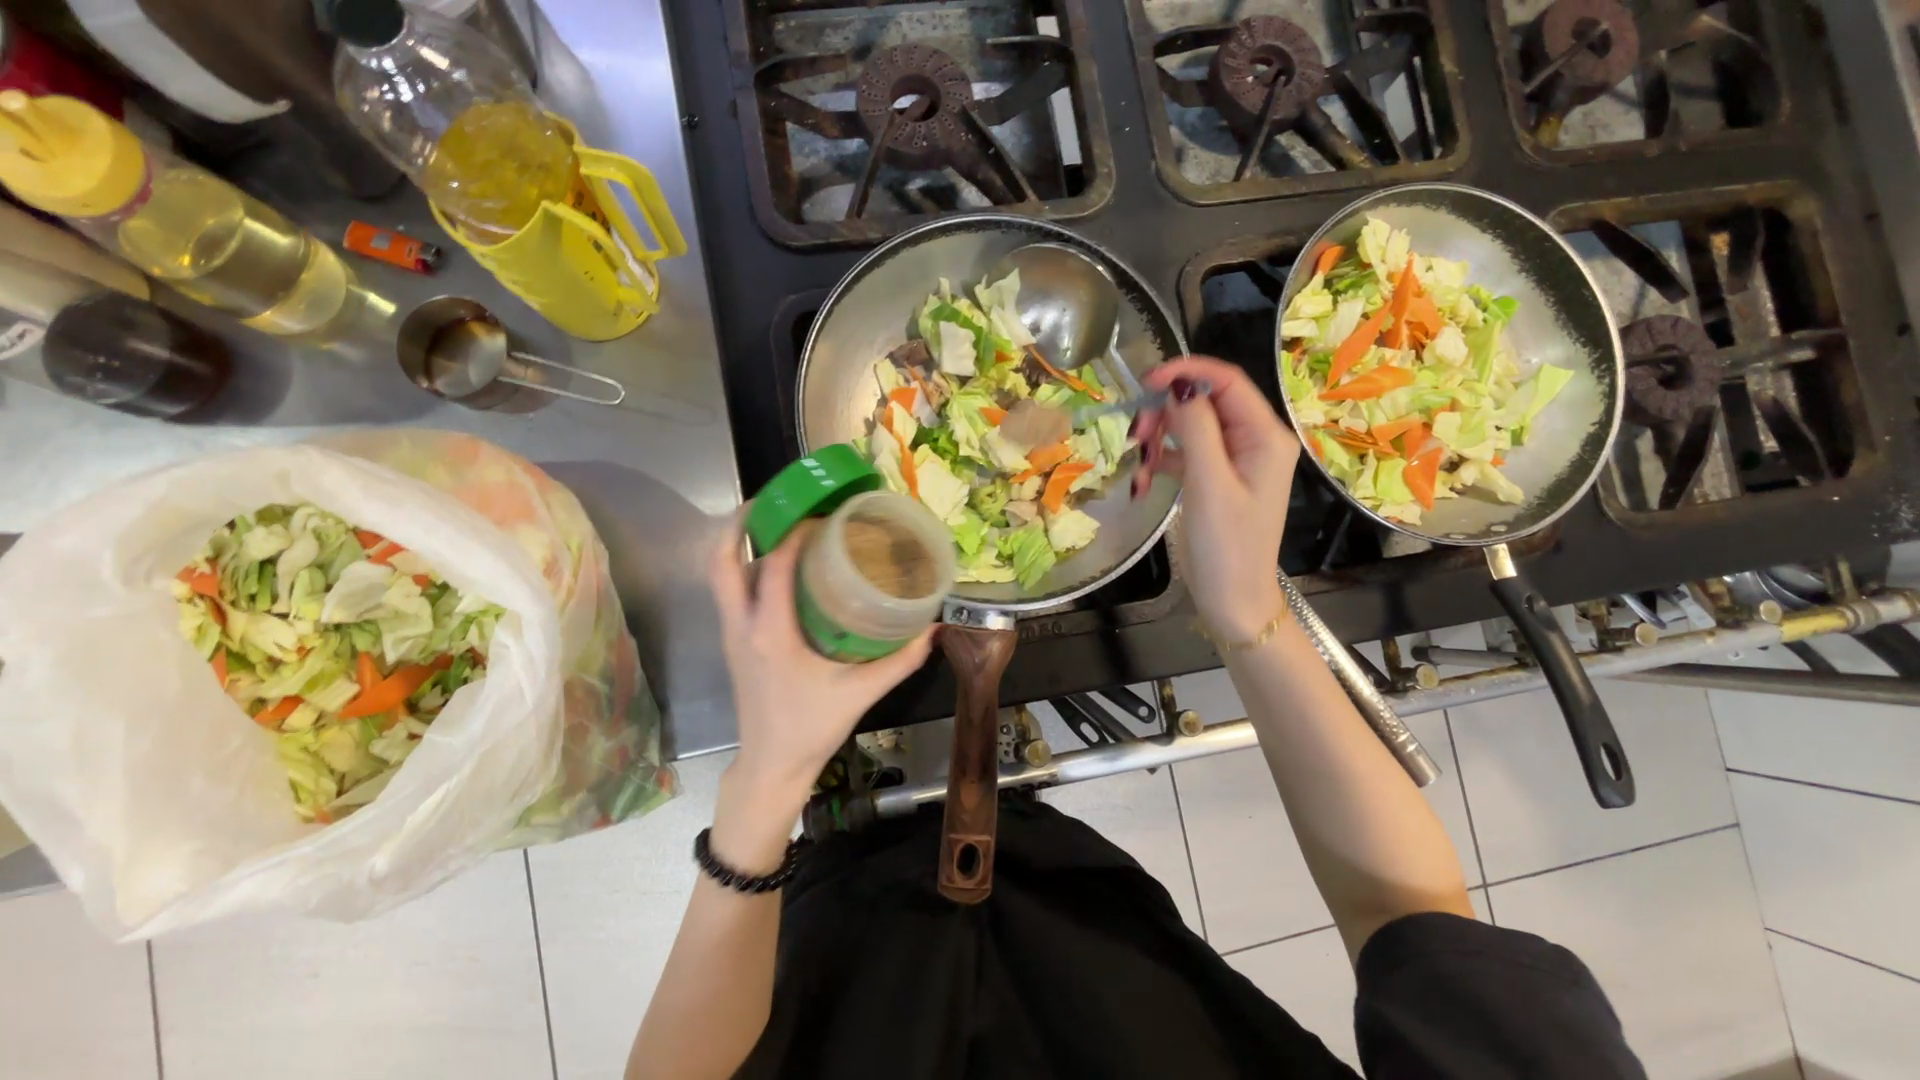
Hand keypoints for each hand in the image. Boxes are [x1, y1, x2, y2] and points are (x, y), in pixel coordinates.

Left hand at [706, 511, 933, 868]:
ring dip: (740, 543)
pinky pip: (730, 592)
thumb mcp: (859, 694)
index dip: (795, 533)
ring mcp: (731, 634)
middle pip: (720, 561)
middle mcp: (742, 626)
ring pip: (721, 575)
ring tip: (777, 523)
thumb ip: (899, 661)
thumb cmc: (810, 728)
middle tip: (773, 501)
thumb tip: (933, 628)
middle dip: (740, 524)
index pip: (775, 566)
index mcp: (771, 634)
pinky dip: (745, 567)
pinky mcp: (733, 642)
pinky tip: (779, 565)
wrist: (770, 765)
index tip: (823, 516)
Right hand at [1132, 356, 1300, 641]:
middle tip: (1135, 435)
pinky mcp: (1216, 479)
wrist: (1234, 602)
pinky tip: (1144, 481)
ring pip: (1189, 426)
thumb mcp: (1210, 485)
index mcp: (1265, 436)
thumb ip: (1195, 429)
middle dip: (1165, 411)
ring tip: (1139, 463)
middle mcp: (1253, 440)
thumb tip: (1176, 384)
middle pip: (1204, 402)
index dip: (1186, 372)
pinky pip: (1184, 453)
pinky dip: (1162, 461)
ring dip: (1159, 437)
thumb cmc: (1228, 547)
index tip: (1145, 380)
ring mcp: (1234, 460)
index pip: (1227, 381)